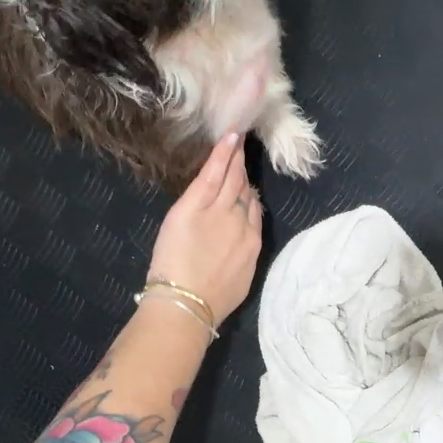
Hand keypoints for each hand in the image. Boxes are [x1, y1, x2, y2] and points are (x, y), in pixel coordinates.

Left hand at [146, 133, 263, 324]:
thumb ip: (242, 255)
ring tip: (236, 138)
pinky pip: (213, 174)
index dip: (249, 194)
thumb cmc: (210, 301)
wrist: (189, 304)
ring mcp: (220, 213)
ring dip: (235, 157)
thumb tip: (241, 238)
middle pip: (244, 191)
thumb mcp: (239, 280)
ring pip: (232, 179)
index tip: (246, 183)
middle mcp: (241, 224)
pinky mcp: (196, 206)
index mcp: (252, 245)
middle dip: (243, 170)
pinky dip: (222, 154)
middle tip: (242, 149)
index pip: (253, 211)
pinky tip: (228, 138)